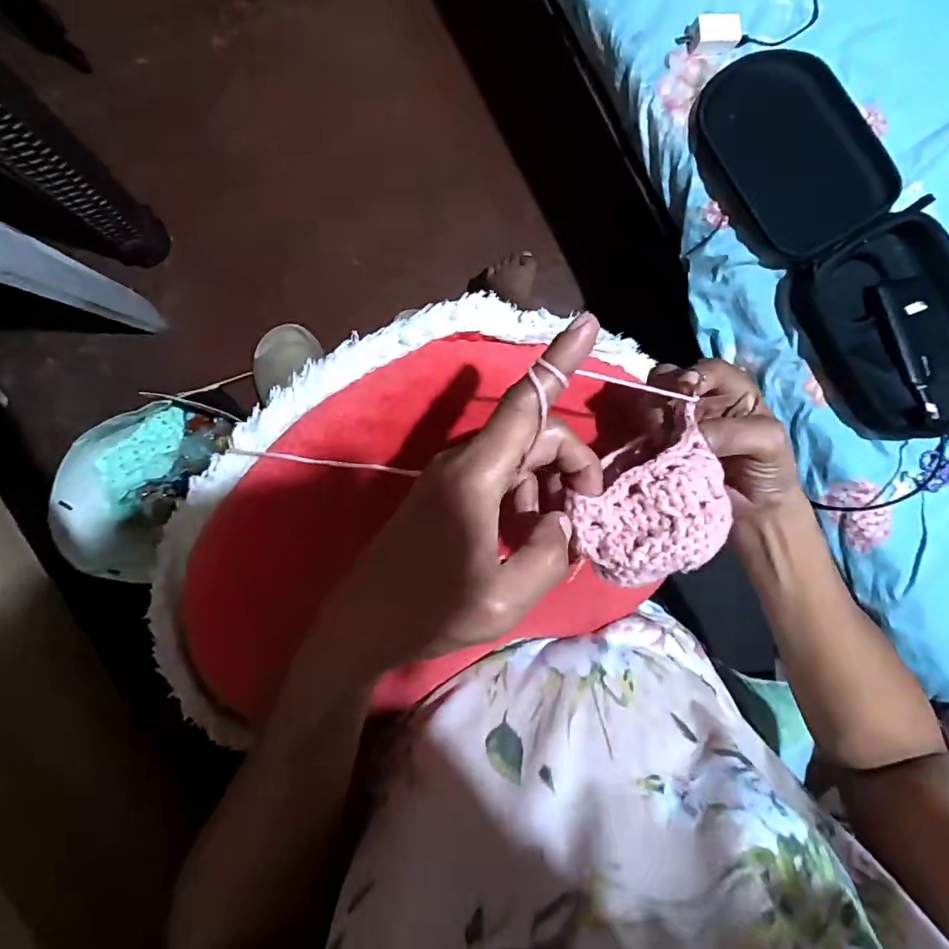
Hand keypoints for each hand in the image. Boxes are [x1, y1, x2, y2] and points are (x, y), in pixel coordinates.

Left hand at [307, 314, 604, 677]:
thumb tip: (565, 521)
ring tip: (552, 534)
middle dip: (572, 462)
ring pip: (520, 454)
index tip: (588, 322)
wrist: (360, 626)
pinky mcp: (446, 490)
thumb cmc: (429, 612)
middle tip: (584, 512)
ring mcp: (451, 473)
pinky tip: (526, 534)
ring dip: (548, 483)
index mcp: (476, 475)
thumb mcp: (504, 599)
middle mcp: (463, 460)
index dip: (559, 360)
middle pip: (534, 432)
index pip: (526, 403)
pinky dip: (525, 494)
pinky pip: (500, 474)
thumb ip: (549, 555)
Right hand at [650, 359, 804, 518]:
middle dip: (663, 393)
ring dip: (648, 415)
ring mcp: (673, 424)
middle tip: (664, 417)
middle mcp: (698, 401)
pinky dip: (639, 438)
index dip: (694, 374)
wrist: (757, 514)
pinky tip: (645, 448)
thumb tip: (688, 435)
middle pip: (668, 380)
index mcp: (730, 390)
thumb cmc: (768, 469)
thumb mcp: (766, 440)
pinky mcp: (656, 449)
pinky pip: (640, 435)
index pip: (707, 370)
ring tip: (656, 436)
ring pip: (649, 404)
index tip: (686, 389)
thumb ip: (732, 430)